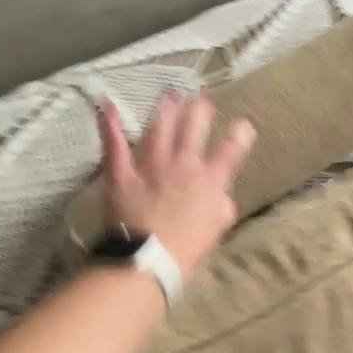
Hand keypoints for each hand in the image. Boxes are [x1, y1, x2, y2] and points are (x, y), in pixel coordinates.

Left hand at [95, 89, 255, 273]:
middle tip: (201, 95)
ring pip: (159, 131)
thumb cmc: (188, 247)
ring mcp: (151, 167)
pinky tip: (108, 107)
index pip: (229, 152)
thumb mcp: (217, 227)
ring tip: (170, 94)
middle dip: (199, 111)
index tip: (244, 124)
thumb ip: (222, 206)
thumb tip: (220, 196)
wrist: (149, 258)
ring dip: (166, 111)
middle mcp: (183, 166)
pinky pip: (114, 146)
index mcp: (210, 181)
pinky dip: (110, 126)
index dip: (239, 136)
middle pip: (194, 131)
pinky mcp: (121, 174)